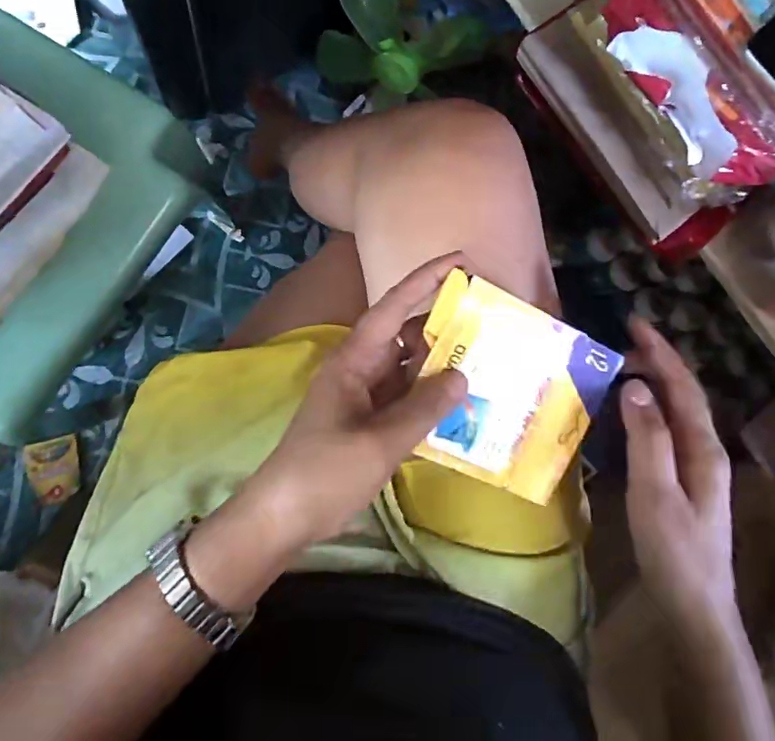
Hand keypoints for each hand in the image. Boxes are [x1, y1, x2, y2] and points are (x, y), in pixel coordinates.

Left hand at [244, 252, 470, 547]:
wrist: (285, 514)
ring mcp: (364, 396)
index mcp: (354, 360)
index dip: (424, 280)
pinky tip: (462, 404)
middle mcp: (360, 369)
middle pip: (405, 336)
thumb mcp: (379, 441)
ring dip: (440, 364)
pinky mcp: (369, 421)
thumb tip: (463, 376)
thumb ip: (423, 408)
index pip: (392, 308)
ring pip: (408, 367)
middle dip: (442, 325)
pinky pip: (406, 397)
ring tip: (486, 360)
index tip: (459, 260)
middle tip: (489, 321)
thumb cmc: (325, 471)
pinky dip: (431, 396)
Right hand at [620, 317, 739, 641]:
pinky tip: (623, 411)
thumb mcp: (656, 492)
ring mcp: (695, 467)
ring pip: (673, 411)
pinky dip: (643, 409)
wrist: (695, 605)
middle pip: (682, 395)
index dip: (661, 352)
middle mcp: (704, 451)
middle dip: (654, 363)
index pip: (684, 388)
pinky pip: (662, 430)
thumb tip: (636, 385)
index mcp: (703, 449)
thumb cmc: (674, 549)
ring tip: (615, 367)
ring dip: (649, 384)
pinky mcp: (680, 480)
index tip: (634, 322)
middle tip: (613, 346)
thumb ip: (648, 437)